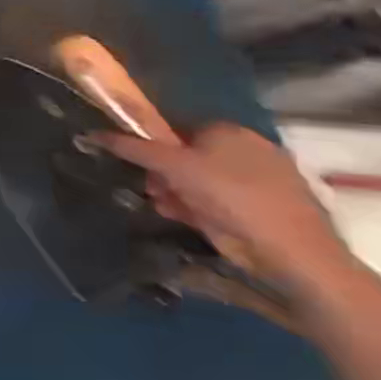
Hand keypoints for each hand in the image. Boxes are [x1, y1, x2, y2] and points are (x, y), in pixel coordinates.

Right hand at [94, 123, 346, 284]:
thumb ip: (131, 147)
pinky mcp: (256, 209)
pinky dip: (194, 206)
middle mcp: (244, 151)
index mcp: (230, 131)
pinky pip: (212, 200)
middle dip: (161, 172)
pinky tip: (181, 215)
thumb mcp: (173, 165)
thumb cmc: (230, 195)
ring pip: (195, 180)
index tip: (138, 162)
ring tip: (164, 204)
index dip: (153, 144)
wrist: (290, 250)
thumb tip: (90, 133)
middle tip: (151, 187)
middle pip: (184, 155)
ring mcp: (253, 182)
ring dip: (172, 191)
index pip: (177, 128)